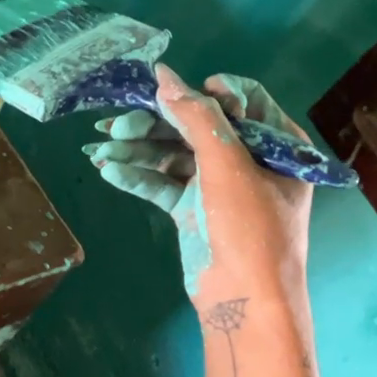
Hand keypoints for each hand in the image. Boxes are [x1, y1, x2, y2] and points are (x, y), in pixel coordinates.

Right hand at [84, 65, 312, 304]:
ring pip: (173, 156)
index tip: (168, 94)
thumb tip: (164, 78)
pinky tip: (109, 171)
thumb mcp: (227, 167)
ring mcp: (217, 185)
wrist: (243, 298)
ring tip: (101, 150)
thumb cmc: (249, 228)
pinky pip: (162, 183)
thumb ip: (197, 119)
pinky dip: (137, 176)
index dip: (205, 92)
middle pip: (197, 127)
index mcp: (275, 143)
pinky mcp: (191, 208)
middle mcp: (247, 159)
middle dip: (155, 125)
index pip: (243, 100)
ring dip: (137, 151)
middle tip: (116, 126)